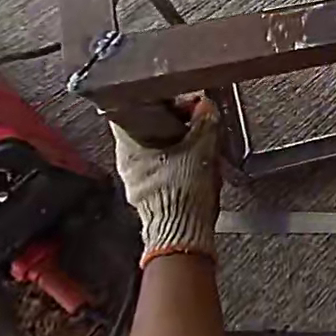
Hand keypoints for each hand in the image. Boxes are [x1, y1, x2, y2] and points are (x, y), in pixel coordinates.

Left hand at [109, 96, 220, 266]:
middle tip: (194, 119)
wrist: (185, 236)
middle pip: (146, 129)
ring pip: (155, 148)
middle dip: (172, 122)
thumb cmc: (183, 198)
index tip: (177, 99)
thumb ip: (205, 124)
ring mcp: (138, 180)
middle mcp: (127, 163)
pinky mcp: (152, 194)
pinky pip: (162, 167)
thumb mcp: (201, 151)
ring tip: (199, 141)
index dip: (156, 100)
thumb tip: (207, 106)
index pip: (131, 109)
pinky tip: (196, 162)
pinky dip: (178, 160)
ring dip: (176, 142)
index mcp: (128, 148)